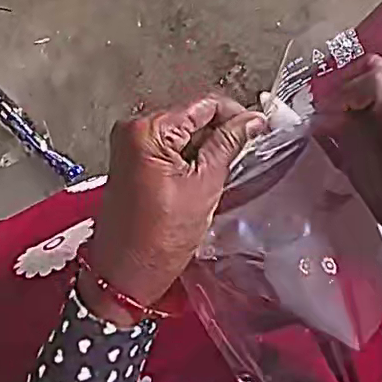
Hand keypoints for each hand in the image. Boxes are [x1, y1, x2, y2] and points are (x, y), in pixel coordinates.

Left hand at [83, 94, 267, 323]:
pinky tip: (204, 178)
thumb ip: (228, 144)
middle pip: (193, 115)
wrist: (123, 277)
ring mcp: (130, 144)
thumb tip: (251, 120)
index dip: (236, 115)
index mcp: (148, 130)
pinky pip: (171, 146)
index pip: (204, 104)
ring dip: (208, 146)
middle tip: (246, 153)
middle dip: (222, 132)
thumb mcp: (204, 186)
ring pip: (184, 131)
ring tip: (225, 170)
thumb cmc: (157, 239)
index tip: (258, 129)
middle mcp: (134, 129)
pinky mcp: (132, 160)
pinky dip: (191, 157)